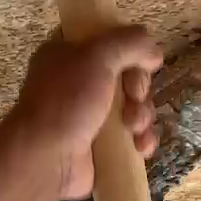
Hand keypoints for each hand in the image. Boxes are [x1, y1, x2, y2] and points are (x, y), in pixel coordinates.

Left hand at [2, 25, 165, 199]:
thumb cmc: (66, 102)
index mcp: (66, 55)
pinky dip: (140, 140)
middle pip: (126, 75)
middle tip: (134, 97)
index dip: (128, 48)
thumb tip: (154, 53)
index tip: (140, 59)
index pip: (106, 40)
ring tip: (133, 127)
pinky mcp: (98, 146)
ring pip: (132, 107)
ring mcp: (87, 117)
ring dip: (142, 115)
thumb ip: (130, 42)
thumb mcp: (97, 55)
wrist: (45, 161)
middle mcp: (75, 84)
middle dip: (139, 87)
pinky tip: (140, 146)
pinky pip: (130, 137)